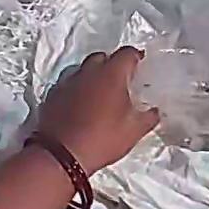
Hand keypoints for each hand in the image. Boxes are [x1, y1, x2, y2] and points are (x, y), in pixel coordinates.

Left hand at [37, 48, 161, 172]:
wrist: (62, 154)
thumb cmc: (102, 138)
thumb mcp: (134, 131)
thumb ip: (148, 117)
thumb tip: (154, 111)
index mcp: (111, 74)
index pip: (127, 53)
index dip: (135, 56)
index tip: (140, 63)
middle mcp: (89, 71)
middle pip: (103, 57)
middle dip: (112, 64)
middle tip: (121, 80)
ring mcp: (68, 81)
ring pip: (83, 69)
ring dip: (93, 75)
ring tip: (101, 92)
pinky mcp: (53, 93)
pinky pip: (69, 83)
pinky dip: (77, 88)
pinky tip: (81, 103)